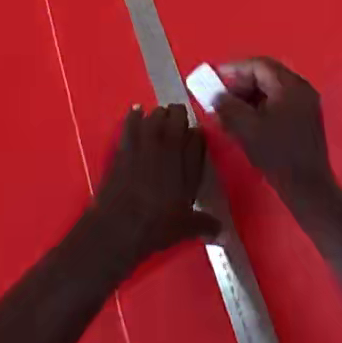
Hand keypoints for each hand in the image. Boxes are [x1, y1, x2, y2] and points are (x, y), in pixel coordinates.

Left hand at [88, 105, 218, 266]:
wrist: (119, 225)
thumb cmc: (157, 226)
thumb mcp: (187, 227)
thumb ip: (205, 224)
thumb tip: (222, 232)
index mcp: (189, 167)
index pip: (198, 139)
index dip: (198, 134)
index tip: (197, 134)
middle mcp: (169, 151)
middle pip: (177, 121)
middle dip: (179, 116)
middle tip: (178, 119)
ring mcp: (145, 146)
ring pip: (155, 118)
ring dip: (158, 114)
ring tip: (160, 115)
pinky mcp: (124, 148)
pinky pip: (131, 124)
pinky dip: (134, 116)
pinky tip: (136, 110)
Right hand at [213, 58, 336, 206]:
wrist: (307, 187)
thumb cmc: (277, 154)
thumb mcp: (246, 127)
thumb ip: (228, 106)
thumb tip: (215, 95)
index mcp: (290, 87)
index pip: (259, 66)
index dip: (233, 70)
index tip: (214, 79)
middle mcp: (301, 90)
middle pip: (265, 76)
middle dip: (239, 85)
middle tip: (219, 96)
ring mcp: (304, 105)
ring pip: (269, 91)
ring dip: (246, 98)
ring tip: (226, 111)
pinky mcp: (302, 120)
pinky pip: (276, 104)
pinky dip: (257, 108)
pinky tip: (242, 122)